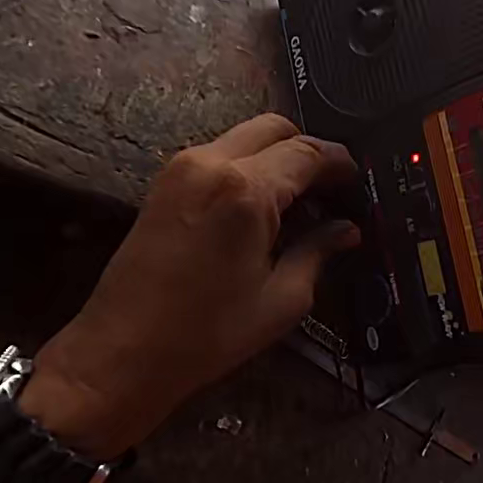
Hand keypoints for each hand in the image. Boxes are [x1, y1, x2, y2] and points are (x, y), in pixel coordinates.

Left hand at [22, 114, 359, 457]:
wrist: (122, 354)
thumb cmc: (209, 333)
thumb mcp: (282, 298)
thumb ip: (318, 251)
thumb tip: (347, 230)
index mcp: (246, 190)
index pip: (308, 152)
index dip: (341, 163)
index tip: (360, 182)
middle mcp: (212, 162)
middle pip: (275, 128)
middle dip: (310, 151)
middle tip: (332, 191)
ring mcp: (181, 168)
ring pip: (246, 137)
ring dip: (278, 158)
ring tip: (302, 203)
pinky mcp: (165, 182)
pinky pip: (221, 156)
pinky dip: (250, 168)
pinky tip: (265, 207)